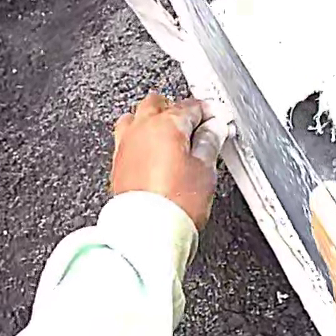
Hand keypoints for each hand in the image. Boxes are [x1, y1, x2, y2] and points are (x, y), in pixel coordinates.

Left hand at [110, 91, 229, 228]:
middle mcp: (142, 129)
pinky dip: (141, 139)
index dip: (208, 112)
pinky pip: (127, 138)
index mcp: (166, 124)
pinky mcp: (117, 163)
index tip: (217, 119)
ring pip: (137, 117)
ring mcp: (126, 144)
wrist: (148, 231)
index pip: (191, 106)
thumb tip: (213, 130)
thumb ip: (210, 143)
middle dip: (177, 110)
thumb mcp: (205, 170)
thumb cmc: (175, 204)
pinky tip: (151, 152)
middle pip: (159, 104)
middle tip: (195, 126)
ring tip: (170, 136)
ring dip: (154, 120)